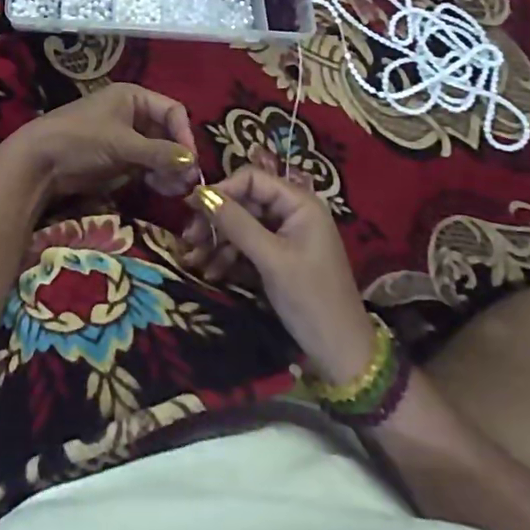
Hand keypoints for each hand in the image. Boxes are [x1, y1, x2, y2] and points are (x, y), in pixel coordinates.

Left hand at [0, 83, 199, 200]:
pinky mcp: (119, 160)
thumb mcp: (122, 143)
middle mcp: (132, 114)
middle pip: (168, 134)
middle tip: (187, 182)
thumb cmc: (80, 140)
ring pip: (159, 153)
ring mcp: (125, 138)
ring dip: (170, 170)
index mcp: (133, 97)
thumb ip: (159, 152)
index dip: (184, 134)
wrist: (39, 162)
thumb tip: (193, 163)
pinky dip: (156, 177)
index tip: (190, 161)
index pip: (172, 111)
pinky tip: (161, 190)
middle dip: (178, 156)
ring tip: (175, 189)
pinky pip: (146, 166)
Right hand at [183, 166, 378, 384]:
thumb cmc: (311, 298)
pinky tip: (211, 272)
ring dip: (216, 241)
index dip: (221, 189)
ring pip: (240, 225)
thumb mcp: (271, 259)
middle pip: (243, 201)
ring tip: (193, 260)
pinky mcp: (278, 257)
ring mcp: (285, 235)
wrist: (340, 351)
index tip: (192, 208)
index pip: (252, 179)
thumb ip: (237, 223)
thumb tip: (201, 193)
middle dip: (214, 219)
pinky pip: (246, 246)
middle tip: (188, 239)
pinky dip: (227, 256)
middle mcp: (292, 213)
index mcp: (299, 204)